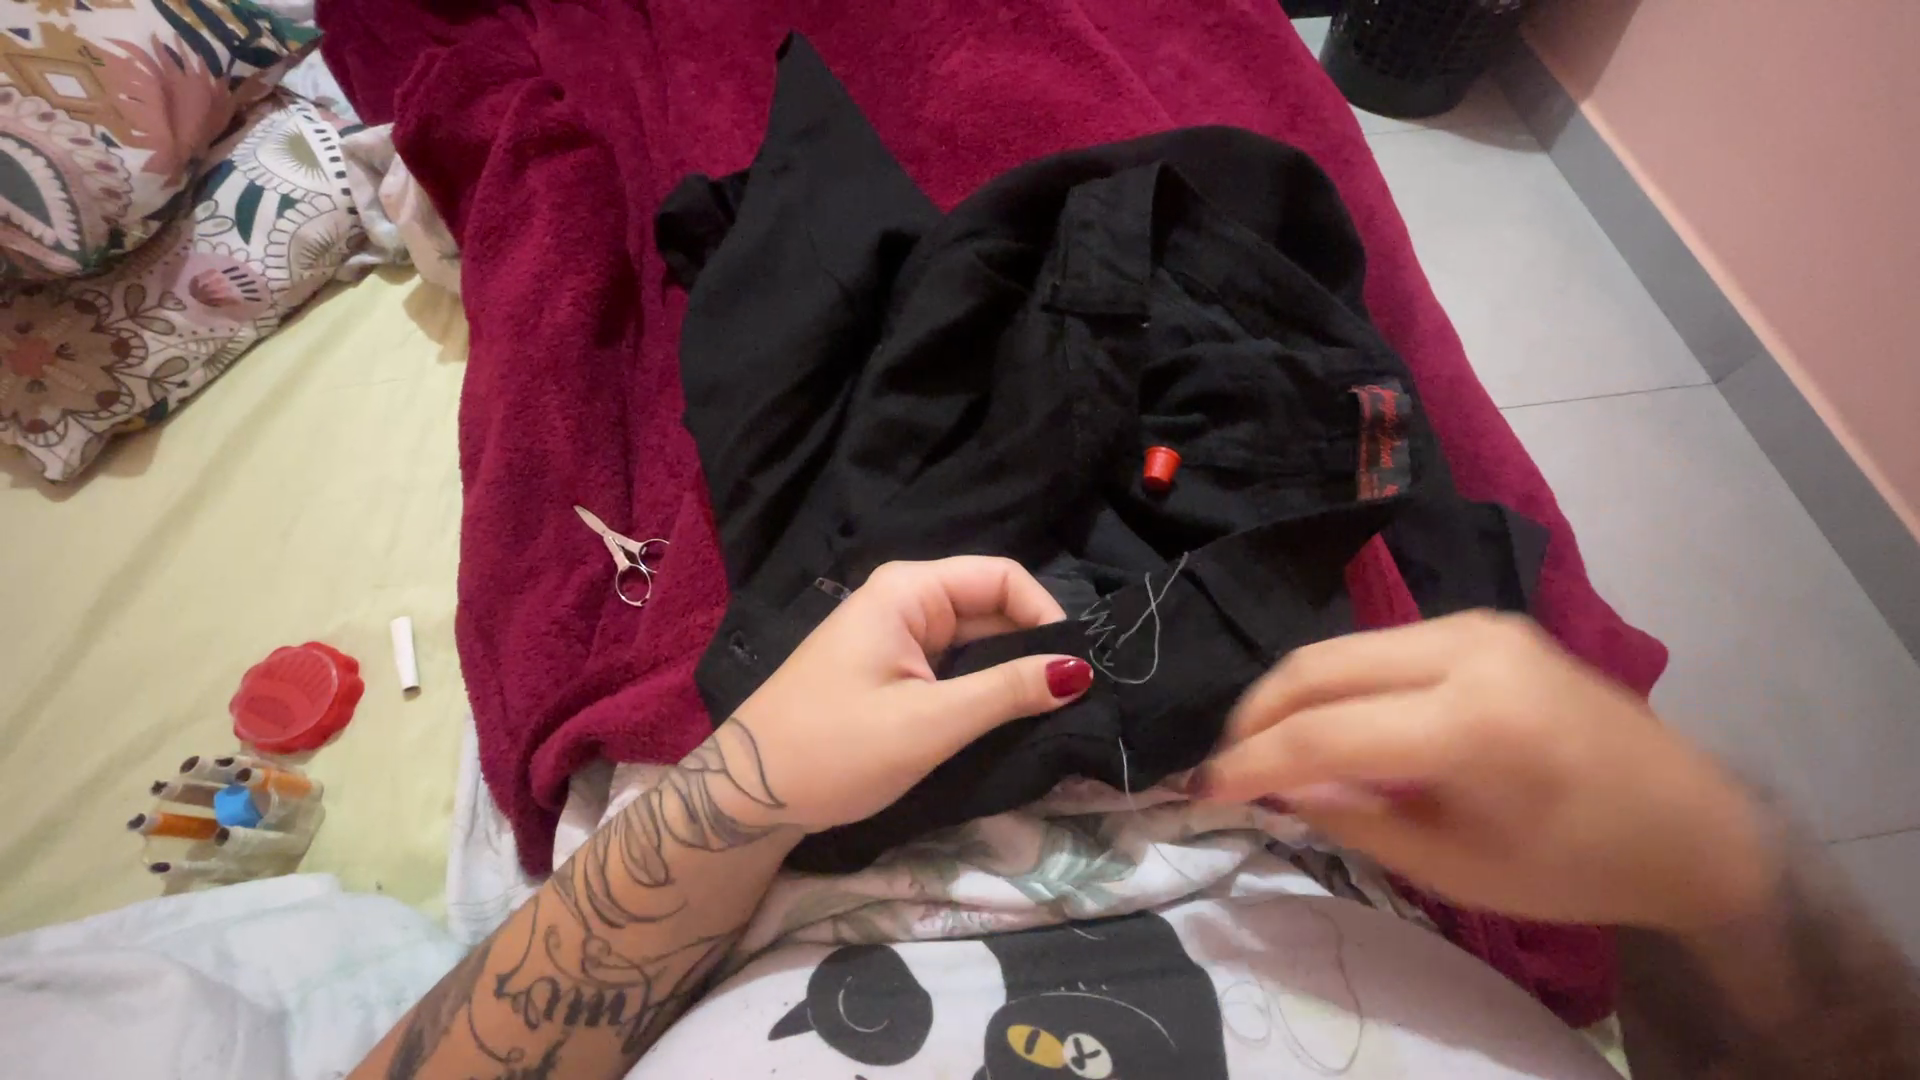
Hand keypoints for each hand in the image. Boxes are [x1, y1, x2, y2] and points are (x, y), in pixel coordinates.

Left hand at [718, 557, 1093, 833]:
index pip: (1002, 578)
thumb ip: (1007, 691)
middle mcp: (905, 601)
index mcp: (909, 591)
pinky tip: (1009, 718)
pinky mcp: (892, 670)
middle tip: (1077, 699)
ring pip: (975, 640)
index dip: (1046, 615)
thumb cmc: (834, 749)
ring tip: (1053, 712)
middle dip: (1033, 646)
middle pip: (991, 606)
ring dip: (1011, 672)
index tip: (1076, 671)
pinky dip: (983, 688)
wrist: (749, 796)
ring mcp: (896, 636)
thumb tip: (1080, 671)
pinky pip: (953, 665)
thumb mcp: (929, 722)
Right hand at [1192, 612, 1776, 932]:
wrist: (1697, 824)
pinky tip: (1322, 723)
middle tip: (1227, 762)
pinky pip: (1370, 650)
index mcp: (1475, 724)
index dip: (1252, 761)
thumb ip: (1350, 816)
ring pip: (1335, 651)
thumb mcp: (1454, 869)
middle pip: (1316, 667)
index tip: (1200, 787)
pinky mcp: (1473, 622)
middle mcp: (1467, 650)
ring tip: (1265, 746)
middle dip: (1256, 716)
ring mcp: (1471, 625)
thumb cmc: (1580, 867)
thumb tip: (1273, 783)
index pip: (1326, 733)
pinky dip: (1329, 687)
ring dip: (1286, 698)